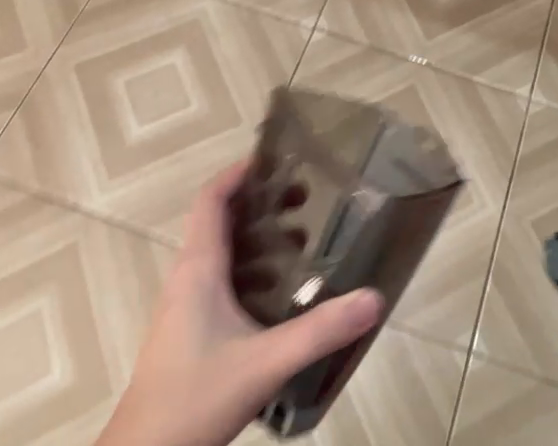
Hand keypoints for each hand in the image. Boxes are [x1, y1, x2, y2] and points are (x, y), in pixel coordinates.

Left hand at [97, 162, 384, 445]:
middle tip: (304, 202)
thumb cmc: (195, 397)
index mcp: (198, 270)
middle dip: (259, 205)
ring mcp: (182, 307)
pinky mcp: (186, 332)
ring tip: (301, 245)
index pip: (211, 200)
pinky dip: (249, 272)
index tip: (276, 160)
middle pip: (218, 222)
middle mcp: (186, 279)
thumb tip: (375, 298)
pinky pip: (218, 282)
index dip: (238, 174)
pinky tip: (279, 297)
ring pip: (219, 255)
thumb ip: (320, 331)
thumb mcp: (265, 363)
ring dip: (256, 241)